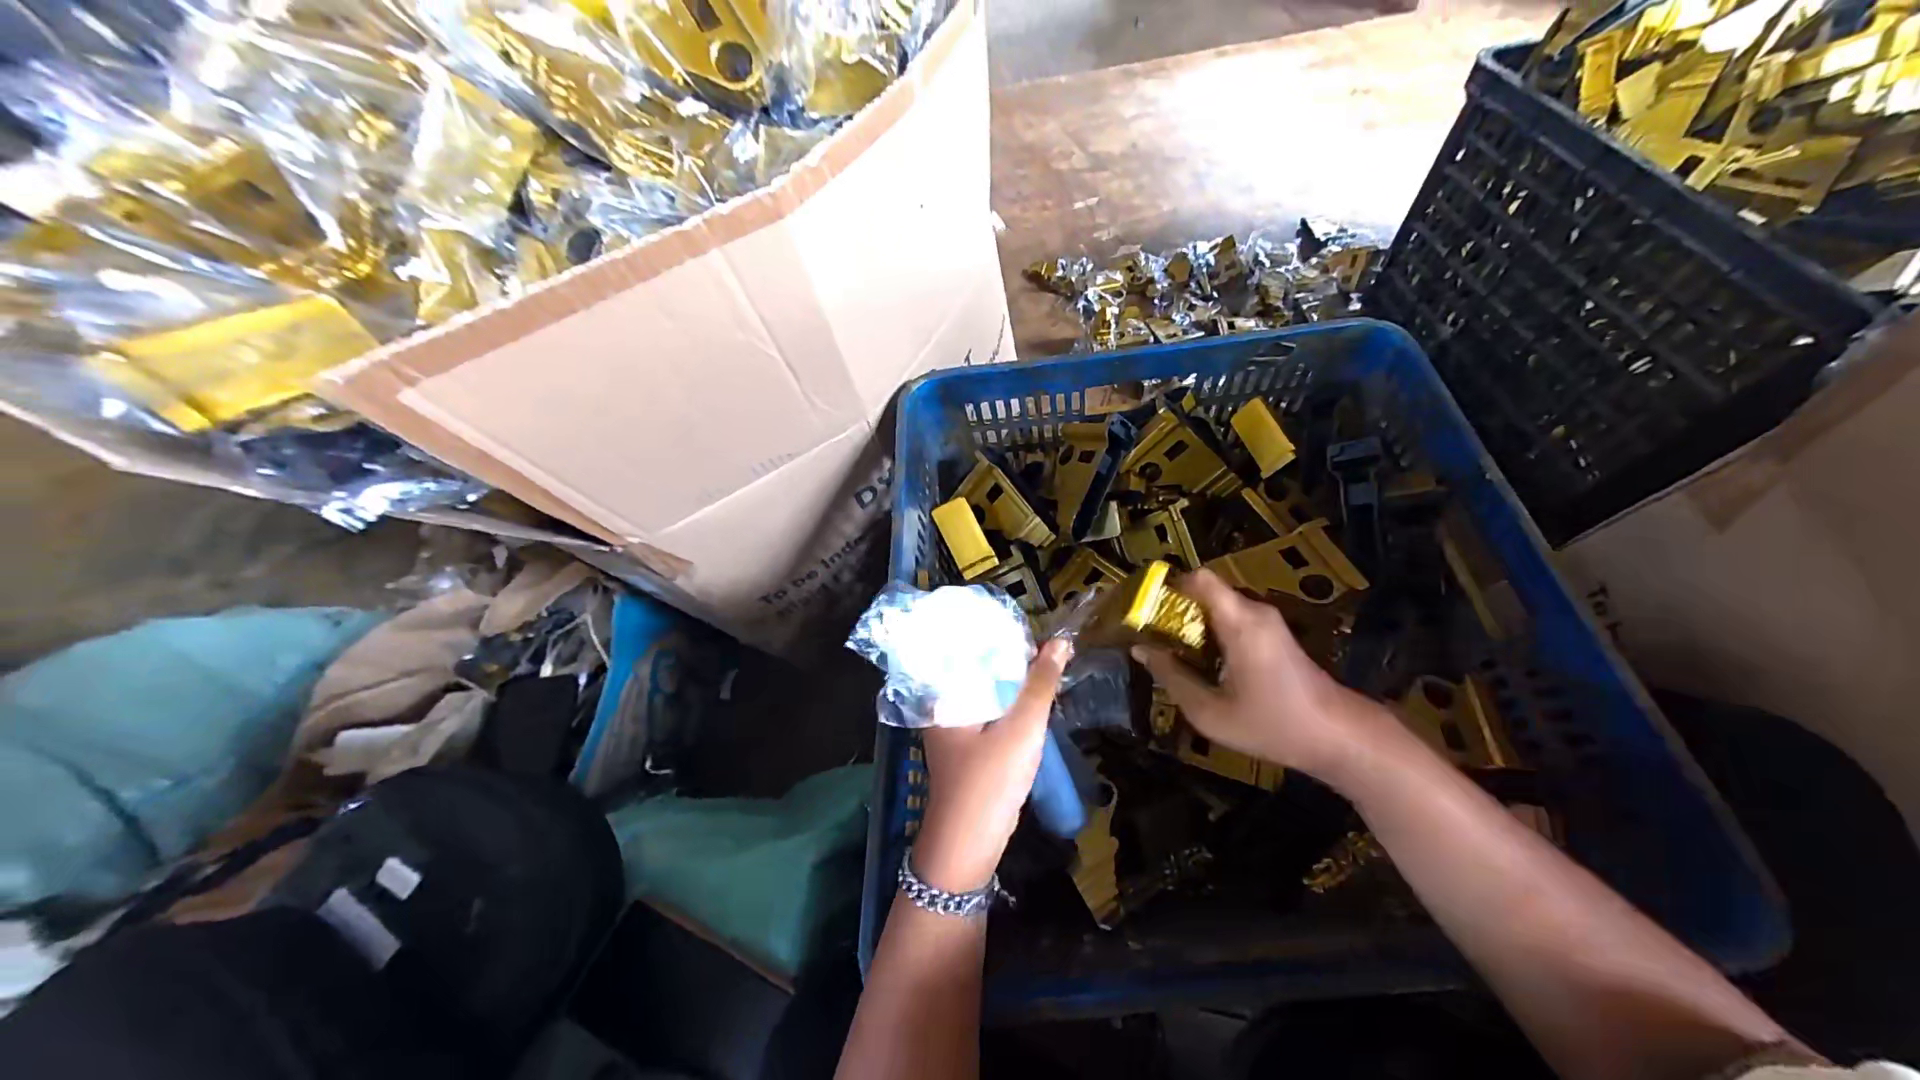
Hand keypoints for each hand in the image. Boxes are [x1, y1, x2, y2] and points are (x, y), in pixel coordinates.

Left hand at [911, 638, 1071, 892]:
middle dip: (1015, 661)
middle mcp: (944, 707)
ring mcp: (956, 729)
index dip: (1005, 637)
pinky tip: (1036, 701)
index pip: (971, 650)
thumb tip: (1060, 641)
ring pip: (990, 694)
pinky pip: (993, 715)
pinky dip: (1013, 707)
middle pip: (982, 672)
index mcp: (944, 695)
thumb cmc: (989, 783)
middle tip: (1052, 648)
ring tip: (1050, 666)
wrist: (968, 847)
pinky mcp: (970, 748)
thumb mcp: (1021, 729)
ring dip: (1017, 685)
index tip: (1038, 630)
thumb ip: (1040, 685)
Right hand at [1132, 569, 1394, 784]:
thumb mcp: (1210, 712)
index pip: (1199, 578)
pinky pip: (1231, 621)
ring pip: (1216, 608)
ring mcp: (1267, 623)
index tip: (1143, 609)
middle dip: (1172, 609)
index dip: (1167, 586)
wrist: (1340, 738)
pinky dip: (1209, 634)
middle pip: (1204, 593)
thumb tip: (1141, 649)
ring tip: (1167, 651)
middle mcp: (1254, 612)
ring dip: (1190, 624)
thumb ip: (1172, 677)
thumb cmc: (1273, 725)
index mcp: (1240, 622)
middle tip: (1147, 635)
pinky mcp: (1273, 636)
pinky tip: (1198, 663)